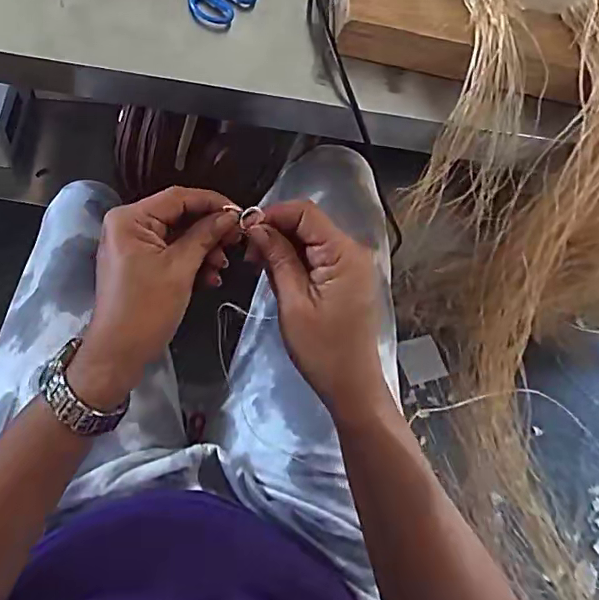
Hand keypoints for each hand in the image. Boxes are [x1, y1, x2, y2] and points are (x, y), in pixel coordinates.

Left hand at [76, 187, 239, 407]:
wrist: (117, 355)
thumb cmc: (145, 311)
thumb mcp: (180, 269)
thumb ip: (206, 235)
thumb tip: (230, 215)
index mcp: (129, 218)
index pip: (178, 197)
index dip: (212, 202)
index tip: (239, 212)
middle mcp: (127, 224)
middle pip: (179, 214)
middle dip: (209, 229)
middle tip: (236, 239)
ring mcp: (131, 243)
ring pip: (178, 233)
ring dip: (204, 247)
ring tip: (221, 265)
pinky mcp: (138, 260)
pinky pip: (170, 250)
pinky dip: (191, 260)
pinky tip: (209, 276)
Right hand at [244, 201, 389, 414]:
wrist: (352, 387)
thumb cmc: (322, 350)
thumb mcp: (293, 302)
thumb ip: (277, 258)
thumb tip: (257, 226)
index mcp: (344, 253)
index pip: (305, 212)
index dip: (273, 213)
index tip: (245, 228)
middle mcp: (353, 250)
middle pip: (308, 222)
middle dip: (275, 229)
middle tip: (247, 250)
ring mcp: (352, 263)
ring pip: (310, 237)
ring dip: (282, 243)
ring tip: (257, 262)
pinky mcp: (346, 275)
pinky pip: (317, 253)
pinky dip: (294, 256)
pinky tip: (275, 270)